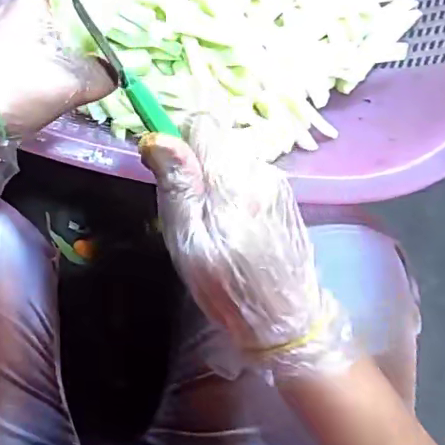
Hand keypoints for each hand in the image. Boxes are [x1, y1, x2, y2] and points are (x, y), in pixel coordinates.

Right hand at [140, 115, 354, 377]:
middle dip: (196, 162)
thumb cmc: (226, 285)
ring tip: (211, 219)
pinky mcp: (284, 194)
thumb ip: (176, 184)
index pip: (202, 123)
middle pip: (217, 139)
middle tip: (188, 206)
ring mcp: (276, 181)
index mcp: (231, 180)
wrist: (286, 320)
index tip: (170, 173)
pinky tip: (233, 223)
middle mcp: (259, 171)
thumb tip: (158, 138)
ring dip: (214, 176)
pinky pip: (248, 173)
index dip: (178, 140)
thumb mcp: (187, 239)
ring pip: (231, 156)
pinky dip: (233, 188)